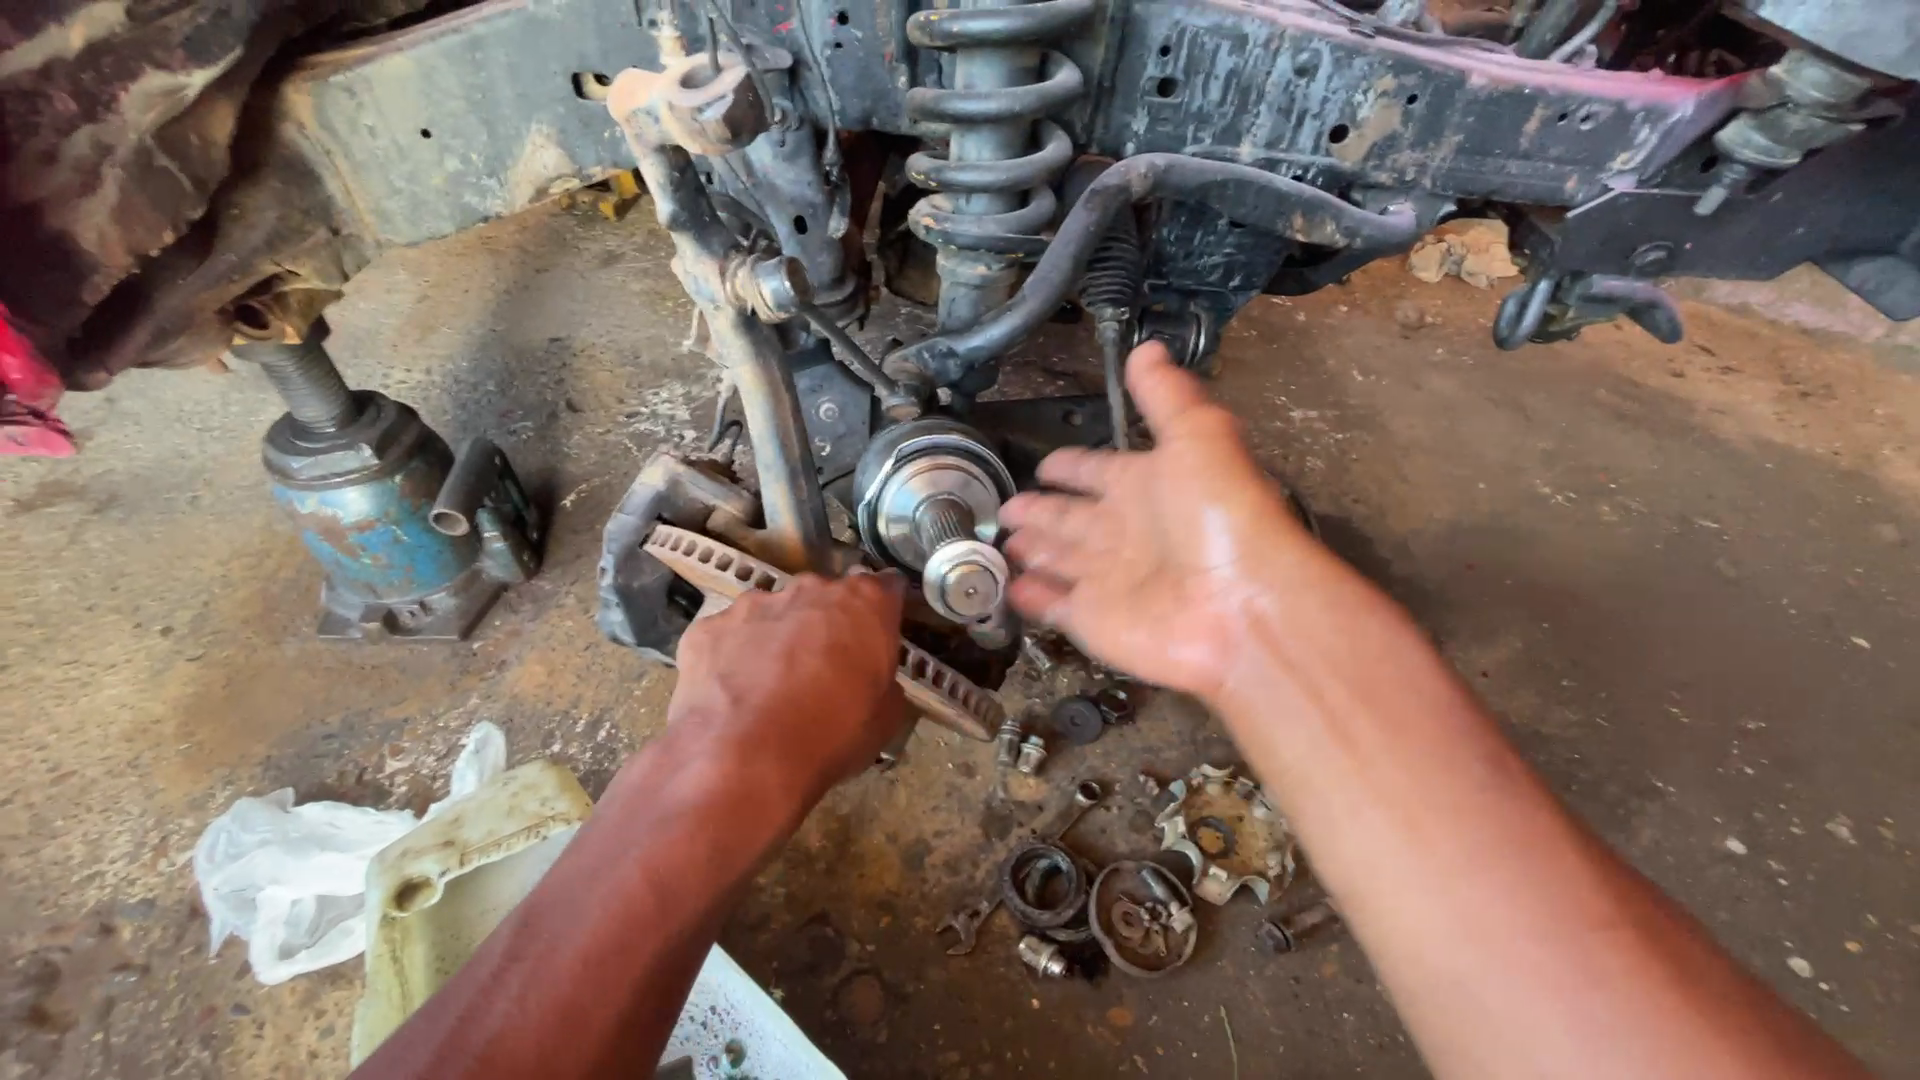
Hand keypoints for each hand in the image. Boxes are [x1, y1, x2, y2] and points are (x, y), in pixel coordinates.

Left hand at [666, 572, 907, 795]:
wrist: (745, 755)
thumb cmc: (832, 734)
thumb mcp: (886, 718)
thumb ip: (884, 682)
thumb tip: (875, 681)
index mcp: (864, 603)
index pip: (886, 587)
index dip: (884, 611)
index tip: (879, 634)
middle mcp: (810, 589)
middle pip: (826, 597)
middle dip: (828, 624)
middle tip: (825, 669)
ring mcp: (753, 603)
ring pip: (774, 613)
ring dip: (779, 638)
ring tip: (771, 687)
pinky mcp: (708, 626)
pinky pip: (729, 636)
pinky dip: (734, 657)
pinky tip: (733, 695)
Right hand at [1001, 342, 1311, 704]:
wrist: (1241, 605)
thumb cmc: (1224, 516)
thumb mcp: (1199, 435)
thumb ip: (1165, 395)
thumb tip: (1147, 348)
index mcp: (1146, 486)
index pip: (1097, 472)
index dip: (1072, 466)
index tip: (1049, 464)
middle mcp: (1124, 531)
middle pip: (1071, 518)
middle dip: (1040, 510)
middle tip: (1007, 506)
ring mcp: (1106, 578)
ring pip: (1057, 558)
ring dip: (1031, 549)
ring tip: (1002, 540)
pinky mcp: (1092, 618)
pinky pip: (1051, 604)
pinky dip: (1029, 596)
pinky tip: (1007, 585)